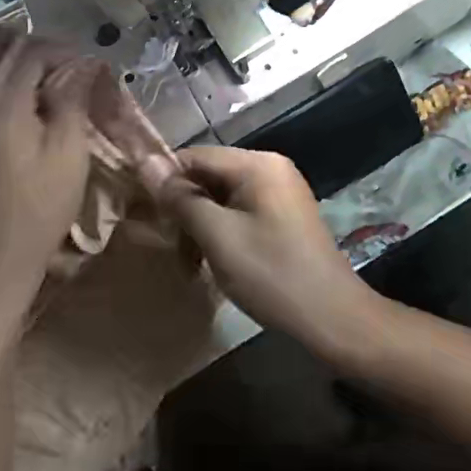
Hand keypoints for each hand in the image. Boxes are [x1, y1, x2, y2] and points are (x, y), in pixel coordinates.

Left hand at [0, 24, 91, 301]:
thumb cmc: (36, 213)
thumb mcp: (69, 156)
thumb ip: (72, 101)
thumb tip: (82, 64)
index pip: (29, 50)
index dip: (62, 49)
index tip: (85, 66)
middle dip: (23, 41)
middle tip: (55, 66)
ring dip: (5, 61)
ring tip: (39, 89)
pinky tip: (17, 116)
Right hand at [140, 147, 380, 356]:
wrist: (331, 315)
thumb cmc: (271, 273)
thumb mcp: (218, 237)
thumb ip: (181, 199)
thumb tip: (145, 162)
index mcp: (257, 164)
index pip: (195, 156)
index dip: (164, 180)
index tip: (140, 211)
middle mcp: (270, 168)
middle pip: (209, 176)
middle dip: (184, 209)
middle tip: (168, 247)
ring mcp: (280, 191)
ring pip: (222, 197)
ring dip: (200, 226)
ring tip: (189, 264)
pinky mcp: (283, 215)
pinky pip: (240, 211)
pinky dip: (221, 232)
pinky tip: (211, 261)